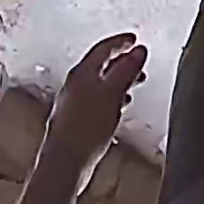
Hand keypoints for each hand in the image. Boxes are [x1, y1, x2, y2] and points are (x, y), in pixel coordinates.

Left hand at [43, 33, 147, 171]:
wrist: (64, 163)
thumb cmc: (87, 127)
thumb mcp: (112, 94)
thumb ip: (127, 70)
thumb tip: (139, 51)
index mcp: (82, 73)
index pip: (103, 49)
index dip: (120, 42)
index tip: (134, 39)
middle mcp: (75, 83)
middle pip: (101, 64)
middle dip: (122, 60)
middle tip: (139, 60)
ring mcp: (73, 101)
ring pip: (100, 82)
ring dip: (119, 78)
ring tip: (136, 81)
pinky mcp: (76, 119)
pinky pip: (97, 98)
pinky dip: (112, 95)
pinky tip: (120, 104)